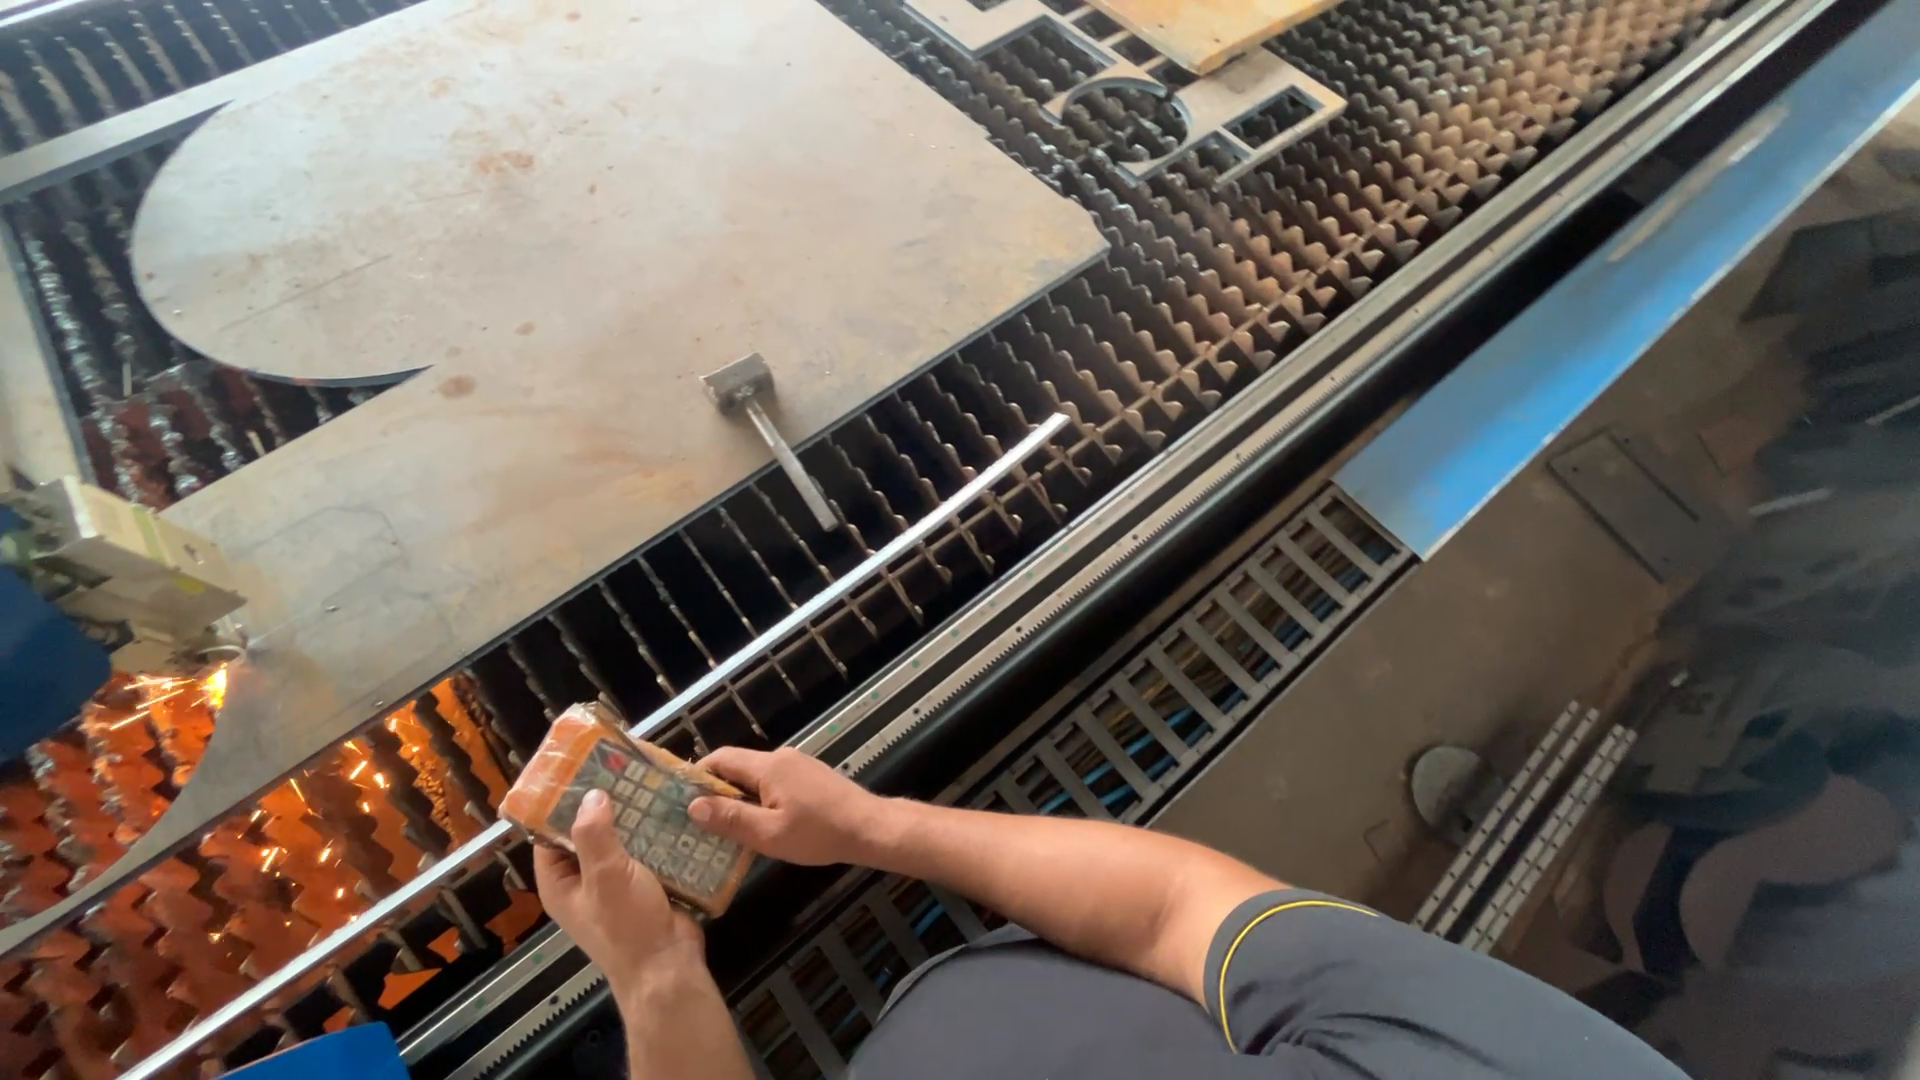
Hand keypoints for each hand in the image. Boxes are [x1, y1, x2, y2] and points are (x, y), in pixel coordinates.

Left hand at [533, 789, 705, 996]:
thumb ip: (593, 835)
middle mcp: (584, 881)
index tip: (580, 771)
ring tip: (651, 780)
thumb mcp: (605, 876)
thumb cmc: (627, 925)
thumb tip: (591, 794)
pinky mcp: (646, 883)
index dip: (560, 805)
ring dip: (635, 815)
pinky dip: (656, 830)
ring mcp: (616, 883)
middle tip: (623, 768)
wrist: (668, 964)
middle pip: (588, 833)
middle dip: (605, 804)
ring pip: (621, 839)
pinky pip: (646, 849)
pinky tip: (671, 808)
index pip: (549, 836)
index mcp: (561, 883)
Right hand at [689, 747, 890, 865]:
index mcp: (769, 766)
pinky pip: (773, 784)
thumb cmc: (819, 833)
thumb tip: (693, 805)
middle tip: (693, 819)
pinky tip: (755, 825)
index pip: (721, 759)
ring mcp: (798, 766)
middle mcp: (782, 758)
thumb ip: (731, 818)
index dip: (696, 776)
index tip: (677, 798)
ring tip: (719, 827)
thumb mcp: (769, 834)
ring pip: (756, 777)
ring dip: (737, 798)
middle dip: (714, 790)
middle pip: (738, 767)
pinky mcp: (810, 778)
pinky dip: (758, 799)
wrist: (869, 828)